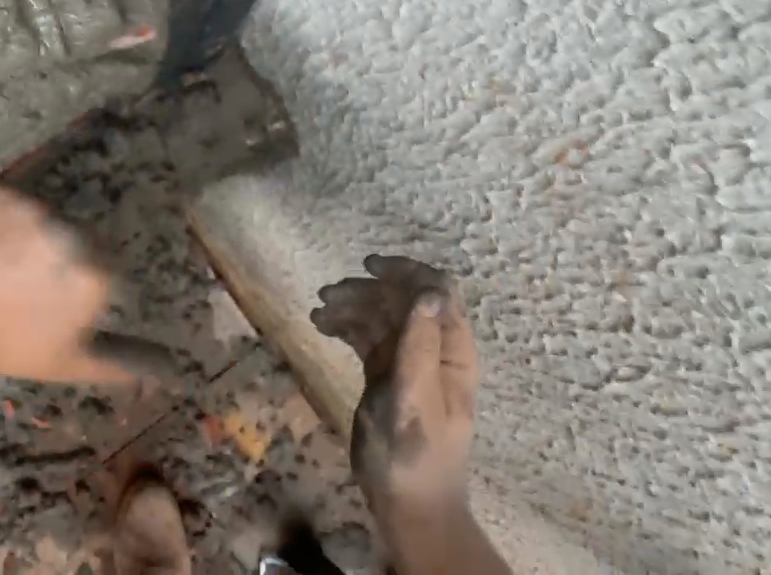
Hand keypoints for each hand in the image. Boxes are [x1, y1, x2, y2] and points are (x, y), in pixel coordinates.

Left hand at [0, 187, 130, 383]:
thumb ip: (118, 364)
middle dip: (53, 256)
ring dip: (25, 236)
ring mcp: (32, 210)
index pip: (99, 267)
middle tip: (20, 281)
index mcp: (91, 277)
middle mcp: (70, 236)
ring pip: (41, 219)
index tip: (50, 296)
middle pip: (73, 239)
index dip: (73, 282)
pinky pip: (10, 205)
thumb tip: (169, 373)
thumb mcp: (64, 364)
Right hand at [311, 256, 477, 514]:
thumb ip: (420, 347)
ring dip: (351, 304)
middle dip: (368, 289)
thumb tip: (428, 292)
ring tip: (319, 310)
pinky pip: (366, 334)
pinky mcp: (386, 373)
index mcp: (452, 352)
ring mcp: (408, 361)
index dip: (408, 272)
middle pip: (403, 298)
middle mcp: (433, 349)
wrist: (407, 505)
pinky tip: (320, 325)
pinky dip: (344, 324)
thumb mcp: (415, 400)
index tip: (368, 266)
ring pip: (381, 313)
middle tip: (328, 294)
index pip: (439, 291)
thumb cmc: (414, 456)